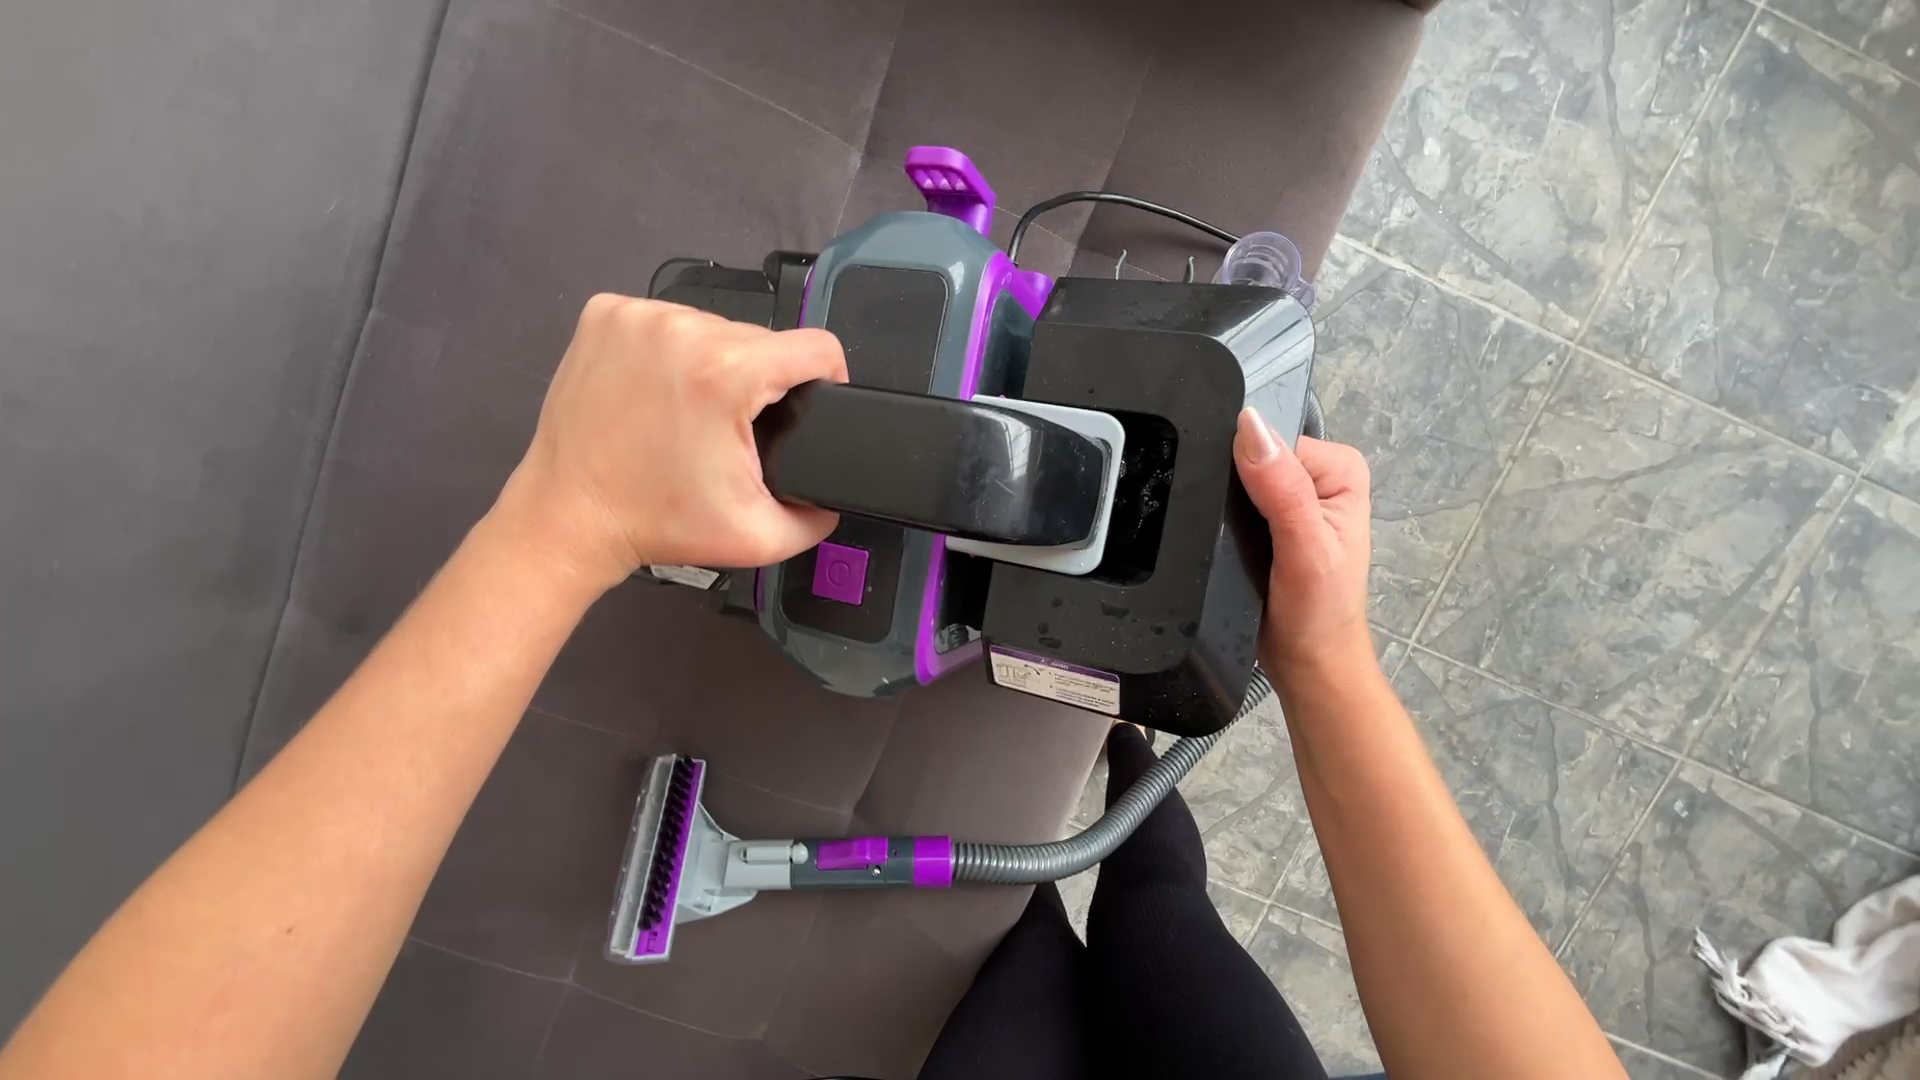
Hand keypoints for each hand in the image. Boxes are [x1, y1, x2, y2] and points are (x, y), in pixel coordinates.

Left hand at [493, 295, 845, 590]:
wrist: (571, 517)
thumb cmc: (660, 524)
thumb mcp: (763, 537)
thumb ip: (821, 515)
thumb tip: (837, 494)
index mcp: (727, 374)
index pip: (817, 347)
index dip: (829, 378)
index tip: (813, 404)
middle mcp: (684, 329)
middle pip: (765, 339)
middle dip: (763, 382)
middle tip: (737, 429)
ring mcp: (639, 316)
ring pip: (718, 327)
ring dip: (720, 363)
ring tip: (696, 411)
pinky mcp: (606, 314)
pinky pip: (671, 320)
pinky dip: (676, 351)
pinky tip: (663, 389)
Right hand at [1233, 407, 1373, 674]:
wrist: (1307, 661)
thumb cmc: (1318, 611)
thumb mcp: (1306, 547)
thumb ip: (1281, 487)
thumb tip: (1248, 426)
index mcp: (1340, 470)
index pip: (1274, 442)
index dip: (1246, 467)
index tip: (1241, 511)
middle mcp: (1317, 477)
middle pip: (1254, 457)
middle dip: (1233, 487)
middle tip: (1232, 531)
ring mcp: (1290, 499)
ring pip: (1237, 480)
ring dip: (1222, 505)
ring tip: (1226, 540)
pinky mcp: (1266, 522)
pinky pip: (1231, 503)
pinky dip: (1220, 520)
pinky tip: (1219, 539)